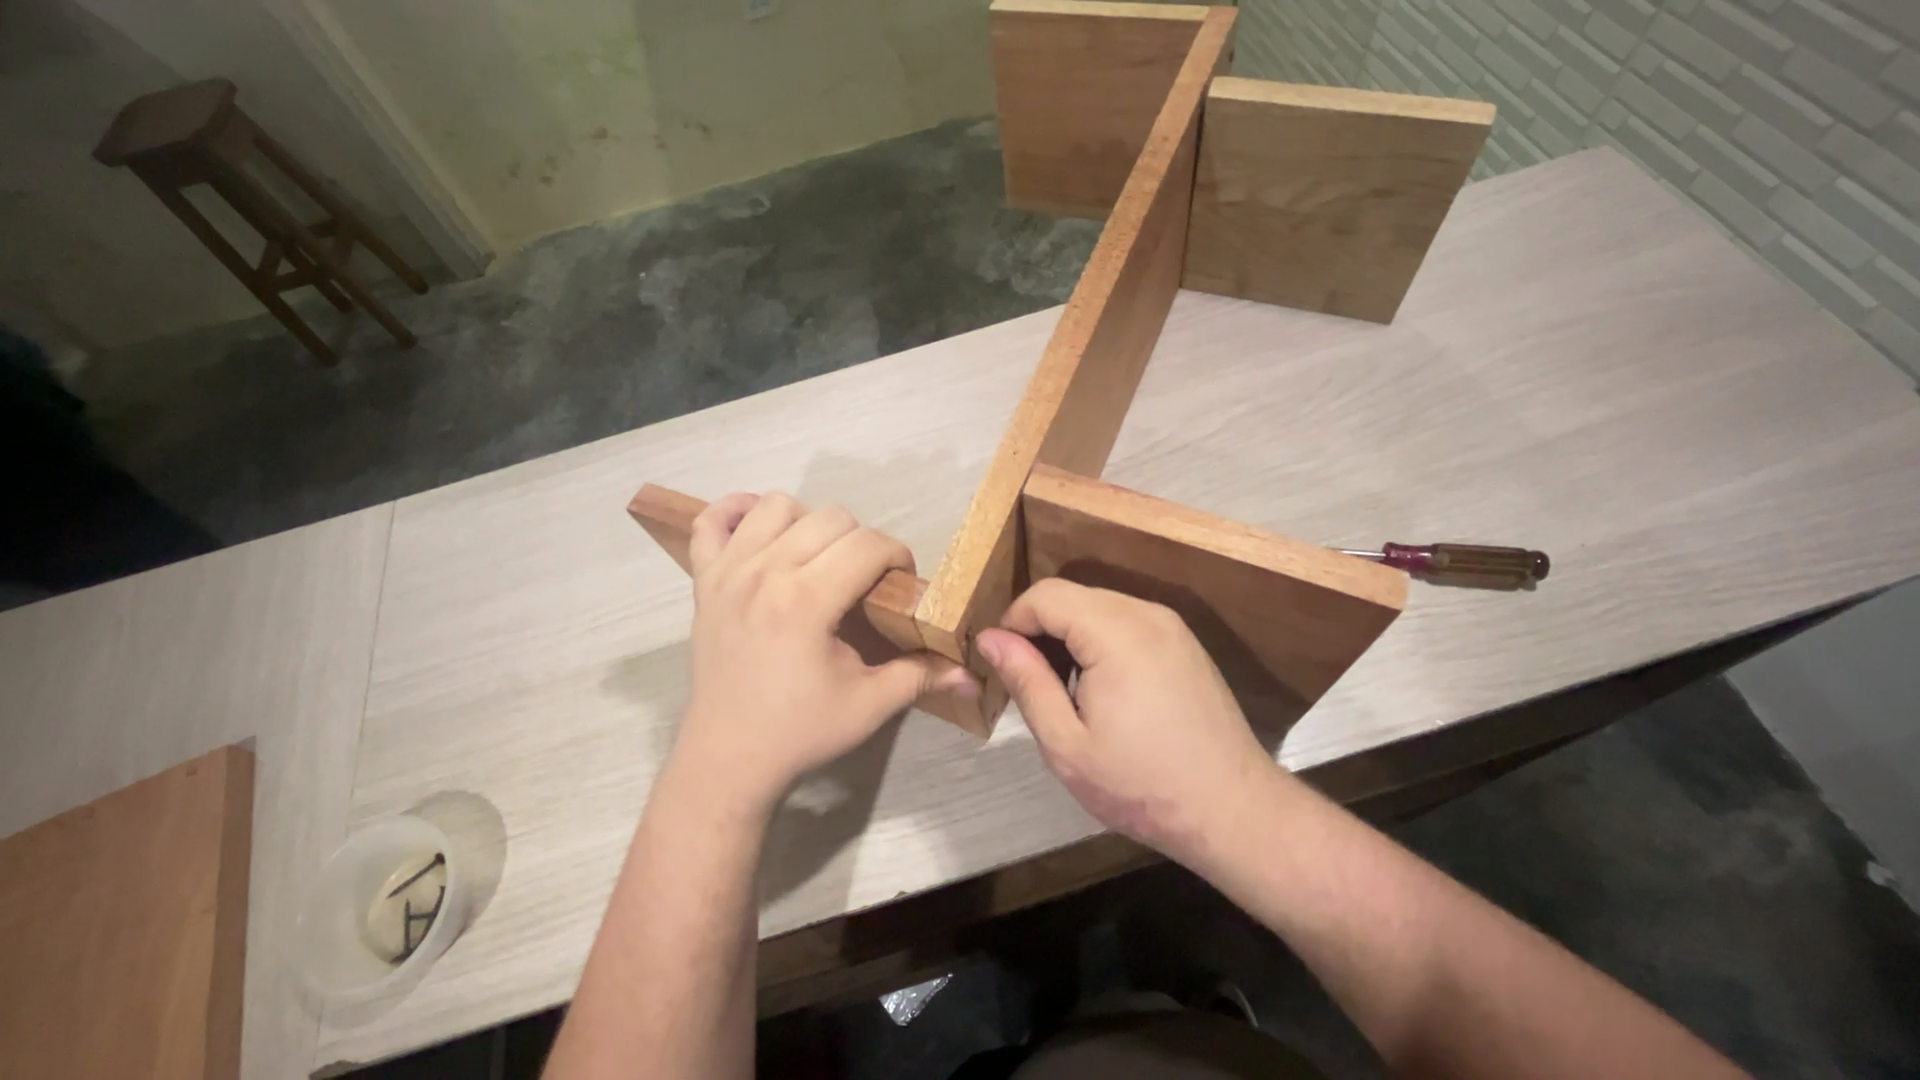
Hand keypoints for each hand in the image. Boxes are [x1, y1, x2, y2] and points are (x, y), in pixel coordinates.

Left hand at [672, 493, 972, 810]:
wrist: (728, 758)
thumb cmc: (799, 732)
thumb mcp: (868, 706)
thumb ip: (919, 676)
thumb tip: (969, 674)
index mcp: (806, 601)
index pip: (868, 544)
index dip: (897, 556)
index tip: (901, 584)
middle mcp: (765, 573)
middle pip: (830, 517)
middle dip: (861, 541)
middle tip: (864, 580)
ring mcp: (728, 572)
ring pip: (777, 506)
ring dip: (808, 524)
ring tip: (817, 560)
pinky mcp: (703, 580)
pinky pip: (711, 521)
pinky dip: (735, 513)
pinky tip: (759, 533)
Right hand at [975, 579, 1280, 866]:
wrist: (1231, 810)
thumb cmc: (1141, 785)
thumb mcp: (1066, 743)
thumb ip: (1026, 681)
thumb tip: (989, 638)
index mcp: (1117, 633)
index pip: (1045, 595)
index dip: (1013, 622)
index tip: (1002, 665)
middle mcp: (1148, 615)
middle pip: (1073, 596)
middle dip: (1041, 629)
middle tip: (1030, 684)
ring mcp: (1173, 627)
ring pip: (1100, 607)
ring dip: (1071, 636)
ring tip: (1064, 692)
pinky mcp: (1185, 644)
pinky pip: (1128, 622)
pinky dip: (1101, 641)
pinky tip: (1102, 690)